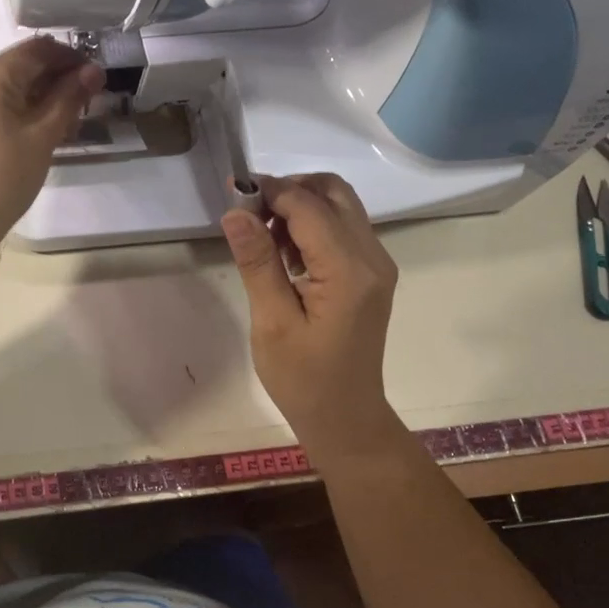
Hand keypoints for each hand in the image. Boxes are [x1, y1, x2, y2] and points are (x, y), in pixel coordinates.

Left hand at [0, 37, 104, 268]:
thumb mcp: (43, 137)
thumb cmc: (3, 180)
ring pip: (10, 84)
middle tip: (87, 106)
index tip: (97, 81)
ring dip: (41, 96)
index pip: (39, 49)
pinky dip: (20, 108)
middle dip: (57, 79)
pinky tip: (41, 132)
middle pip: (23, 64)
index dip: (72, 59)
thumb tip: (93, 71)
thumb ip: (69, 98)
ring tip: (68, 125)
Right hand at [222, 174, 398, 436]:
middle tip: (250, 213)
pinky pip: (343, 228)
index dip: (270, 192)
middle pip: (333, 192)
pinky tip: (284, 253)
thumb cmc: (302, 377)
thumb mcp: (271, 322)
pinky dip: (312, 224)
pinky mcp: (370, 273)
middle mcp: (372, 258)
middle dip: (289, 190)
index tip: (233, 195)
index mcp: (349, 271)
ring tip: (263, 237)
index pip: (309, 206)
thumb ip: (258, 262)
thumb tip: (236, 212)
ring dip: (300, 206)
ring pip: (339, 206)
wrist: (345, 417)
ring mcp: (376, 264)